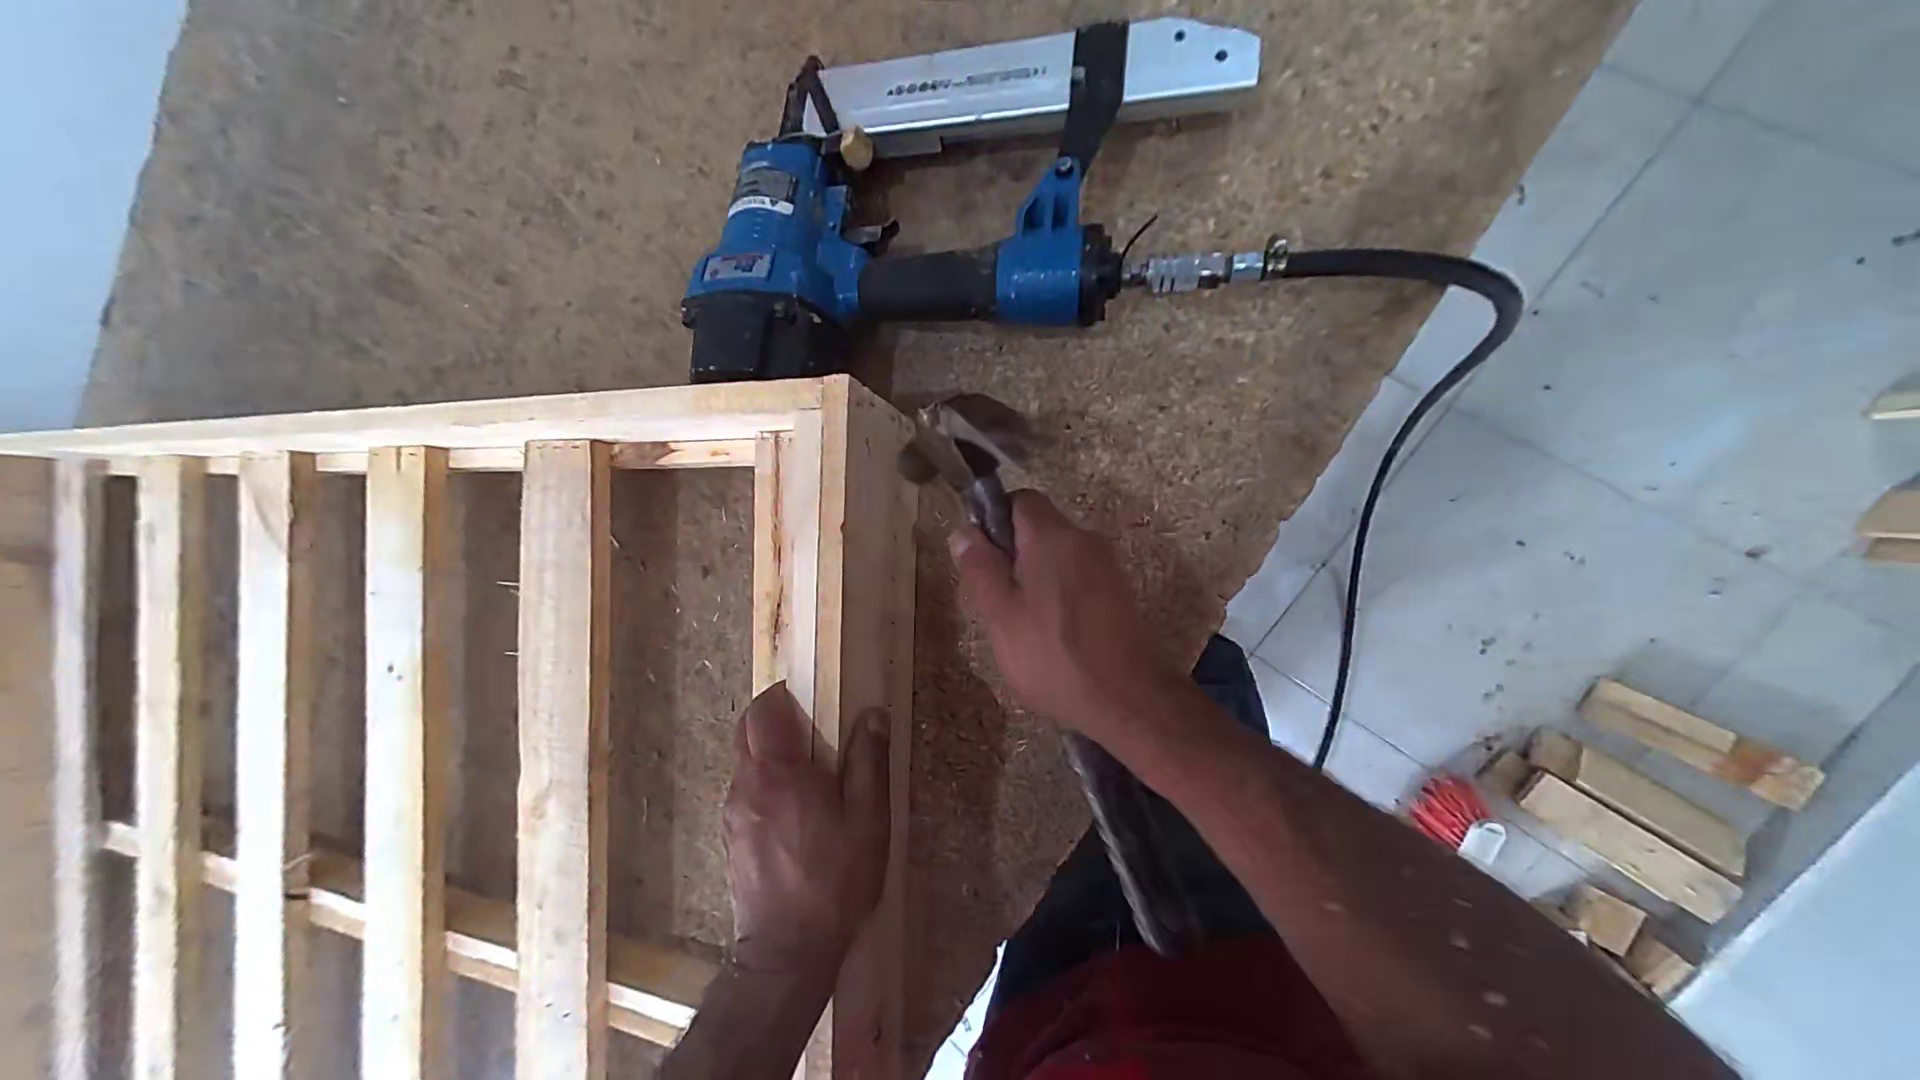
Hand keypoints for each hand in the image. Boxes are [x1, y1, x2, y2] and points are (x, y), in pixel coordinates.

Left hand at [723, 683, 890, 974]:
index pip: (762, 710)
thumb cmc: (835, 878)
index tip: (808, 697)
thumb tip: (873, 714)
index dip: (781, 695)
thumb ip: (869, 760)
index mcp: (777, 771)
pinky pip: (745, 792)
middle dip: (773, 721)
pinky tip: (793, 812)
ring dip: (770, 755)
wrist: (788, 952)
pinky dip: (764, 784)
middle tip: (812, 731)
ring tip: (809, 775)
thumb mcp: (869, 817)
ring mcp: (732, 813)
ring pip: (744, 764)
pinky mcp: (731, 838)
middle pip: (746, 732)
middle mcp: (745, 785)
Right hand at [947, 490, 1184, 739]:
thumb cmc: (1054, 656)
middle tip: (996, 600)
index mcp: (1053, 537)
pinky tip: (1052, 634)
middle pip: (1039, 529)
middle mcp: (1085, 541)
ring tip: (1022, 624)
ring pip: (1057, 557)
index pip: (1020, 500)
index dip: (993, 519)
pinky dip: (1058, 595)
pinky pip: (1077, 578)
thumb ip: (980, 569)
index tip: (980, 557)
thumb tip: (964, 532)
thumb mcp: (1001, 615)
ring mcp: (1107, 567)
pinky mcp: (1118, 594)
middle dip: (1012, 556)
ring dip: (1034, 579)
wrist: (1128, 700)